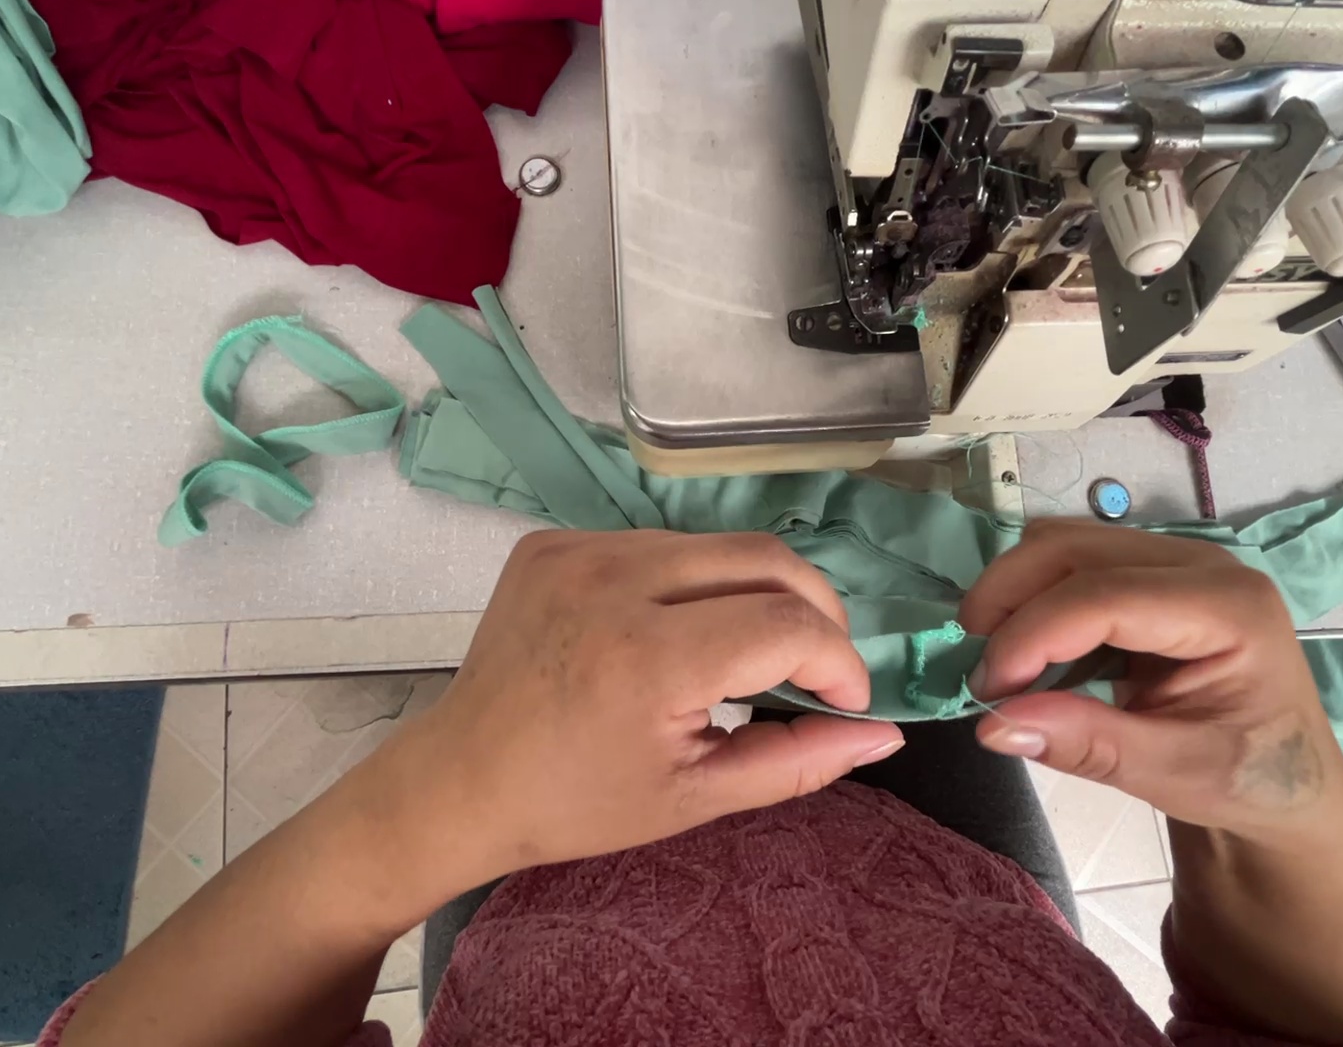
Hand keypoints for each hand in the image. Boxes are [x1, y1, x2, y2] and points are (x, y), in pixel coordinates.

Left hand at [376, 530, 903, 885]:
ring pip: (715, 547)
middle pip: (764, 559)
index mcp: (647, 658)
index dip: (838, 659)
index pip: (787, 623)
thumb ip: (799, 763)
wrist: (460, 779)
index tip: (845, 698)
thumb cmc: (578, 802)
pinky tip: (672, 627)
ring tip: (740, 650)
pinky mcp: (554, 540)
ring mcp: (577, 549)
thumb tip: (882, 733)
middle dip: (814, 610)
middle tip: (815, 663)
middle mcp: (613, 580)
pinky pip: (660, 544)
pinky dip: (692, 582)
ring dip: (752, 593)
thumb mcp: (696, 796)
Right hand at [960, 519, 1342, 842]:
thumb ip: (1087, 746)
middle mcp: (1196, 562)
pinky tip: (1030, 650)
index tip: (987, 691)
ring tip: (1000, 660)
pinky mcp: (1136, 568)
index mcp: (1228, 608)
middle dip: (1005, 602)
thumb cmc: (1248, 779)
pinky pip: (1058, 559)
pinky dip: (1025, 597)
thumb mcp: (1176, 776)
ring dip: (1009, 595)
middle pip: (1066, 549)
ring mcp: (1164, 557)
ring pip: (1053, 544)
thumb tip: (993, 724)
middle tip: (979, 671)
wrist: (1283, 776)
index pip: (1101, 596)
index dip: (1030, 635)